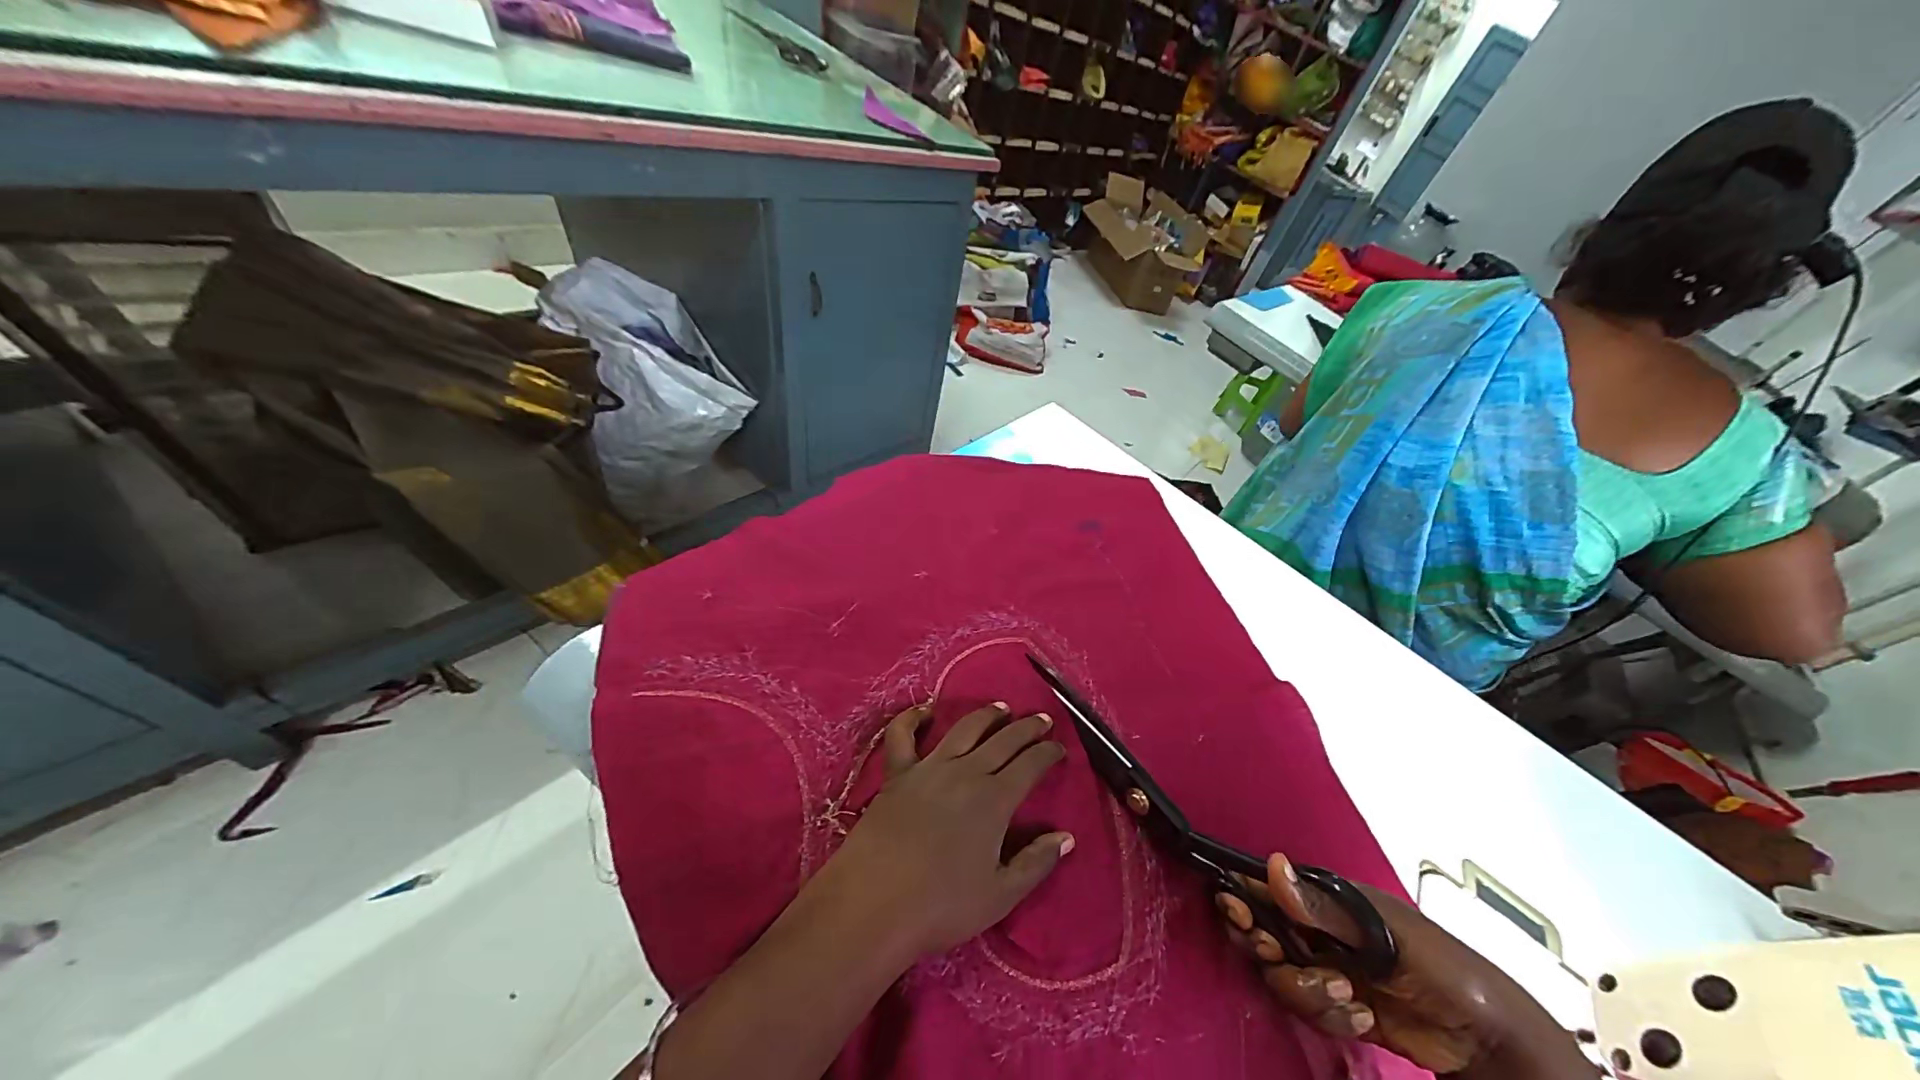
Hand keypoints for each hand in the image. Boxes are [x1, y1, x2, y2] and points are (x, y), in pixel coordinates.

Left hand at [811, 700, 1073, 960]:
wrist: (874, 904)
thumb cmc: (941, 905)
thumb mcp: (1001, 894)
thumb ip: (1036, 862)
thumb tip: (1066, 837)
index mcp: (994, 799)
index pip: (1030, 765)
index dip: (1048, 753)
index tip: (1060, 747)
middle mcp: (964, 773)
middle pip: (1002, 740)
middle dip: (1026, 728)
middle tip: (1041, 720)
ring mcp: (928, 769)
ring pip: (963, 729)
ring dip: (986, 715)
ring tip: (1001, 708)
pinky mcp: (896, 775)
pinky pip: (902, 735)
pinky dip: (913, 717)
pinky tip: (924, 710)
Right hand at [1219, 854, 1590, 1079]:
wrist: (1489, 1038)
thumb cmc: (1444, 967)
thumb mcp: (1384, 932)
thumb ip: (1325, 908)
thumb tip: (1274, 866)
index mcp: (1328, 899)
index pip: (1269, 888)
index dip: (1244, 897)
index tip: (1236, 912)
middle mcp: (1319, 930)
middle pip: (1262, 931)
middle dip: (1268, 948)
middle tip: (1281, 954)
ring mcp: (1326, 968)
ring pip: (1280, 974)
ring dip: (1307, 990)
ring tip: (1348, 996)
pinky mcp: (1335, 1005)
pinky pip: (1306, 1008)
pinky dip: (1330, 1016)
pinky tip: (1363, 1017)